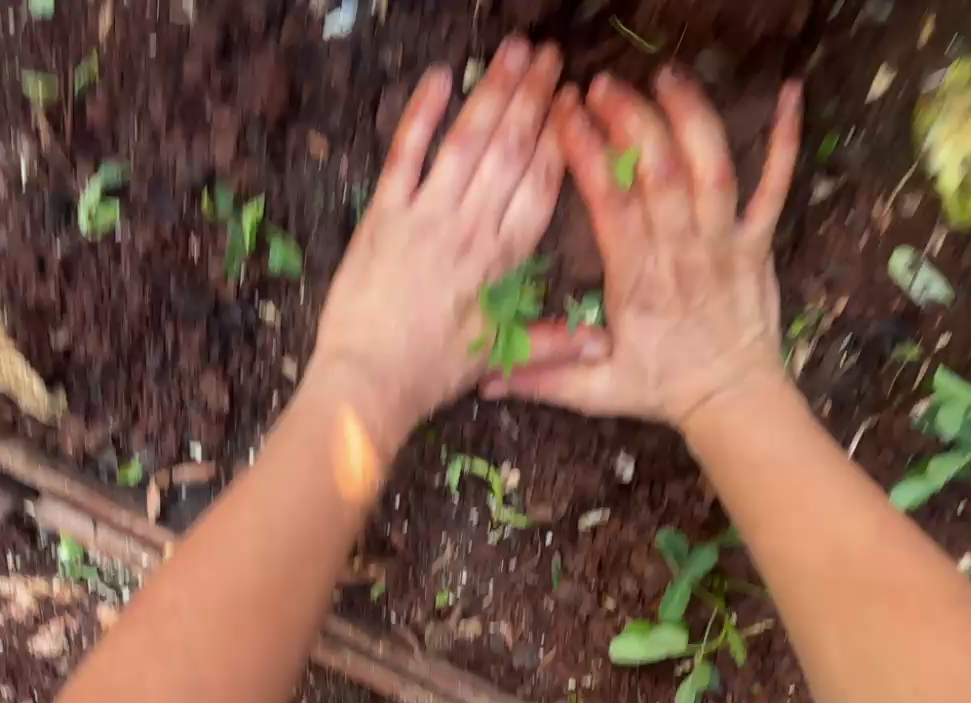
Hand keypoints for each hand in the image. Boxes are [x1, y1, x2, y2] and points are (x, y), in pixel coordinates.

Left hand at [304, 39, 598, 445]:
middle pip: (509, 152)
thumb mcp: (496, 356)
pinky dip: (421, 115)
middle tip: (551, 57)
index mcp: (501, 262)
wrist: (367, 381)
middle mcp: (468, 229)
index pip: (540, 187)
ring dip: (492, 93)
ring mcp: (423, 217)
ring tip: (515, 52)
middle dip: (533, 100)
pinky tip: (441, 78)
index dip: (558, 141)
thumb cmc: (431, 374)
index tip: (572, 105)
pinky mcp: (382, 216)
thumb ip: (552, 343)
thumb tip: (603, 345)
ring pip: (467, 143)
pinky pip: (405, 155)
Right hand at [481, 69, 802, 428]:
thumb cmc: (661, 391)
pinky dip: (785, 141)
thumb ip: (542, 380)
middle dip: (631, 120)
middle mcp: (682, 253)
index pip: (610, 207)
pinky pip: (776, 186)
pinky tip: (787, 95)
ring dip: (690, 116)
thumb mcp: (594, 392)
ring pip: (711, 169)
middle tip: (603, 85)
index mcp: (637, 283)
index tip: (565, 117)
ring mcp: (724, 243)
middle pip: (660, 173)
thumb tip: (484, 380)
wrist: (731, 400)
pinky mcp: (757, 242)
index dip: (588, 157)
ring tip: (664, 76)